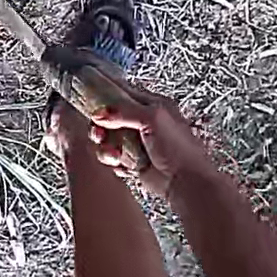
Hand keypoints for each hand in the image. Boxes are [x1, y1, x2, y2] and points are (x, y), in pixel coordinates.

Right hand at [88, 90, 216, 195]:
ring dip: (106, 147)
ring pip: (108, 139)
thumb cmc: (179, 148)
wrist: (186, 182)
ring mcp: (137, 143)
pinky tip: (121, 164)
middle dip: (101, 126)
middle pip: (110, 118)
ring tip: (114, 153)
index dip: (106, 96)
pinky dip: (113, 161)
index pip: (124, 93)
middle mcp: (144, 123)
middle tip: (99, 133)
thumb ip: (124, 111)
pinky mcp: (132, 161)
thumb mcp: (153, 118)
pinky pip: (112, 157)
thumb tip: (99, 113)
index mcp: (153, 105)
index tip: (91, 102)